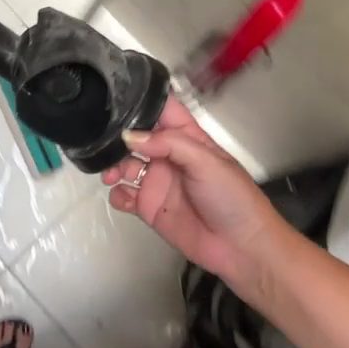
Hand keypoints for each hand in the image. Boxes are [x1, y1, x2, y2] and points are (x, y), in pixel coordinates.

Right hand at [102, 99, 289, 295]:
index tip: (119, 101)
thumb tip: (130, 137)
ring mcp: (158, 182)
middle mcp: (170, 158)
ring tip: (111, 175)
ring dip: (113, 166)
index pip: (162, 112)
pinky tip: (123, 196)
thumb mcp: (207, 161)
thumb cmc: (233, 198)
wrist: (240, 246)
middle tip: (108, 146)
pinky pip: (124, 196)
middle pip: (136, 139)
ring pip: (125, 166)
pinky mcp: (149, 207)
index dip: (142, 104)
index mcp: (188, 139)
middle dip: (119, 139)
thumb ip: (169, 144)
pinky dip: (117, 194)